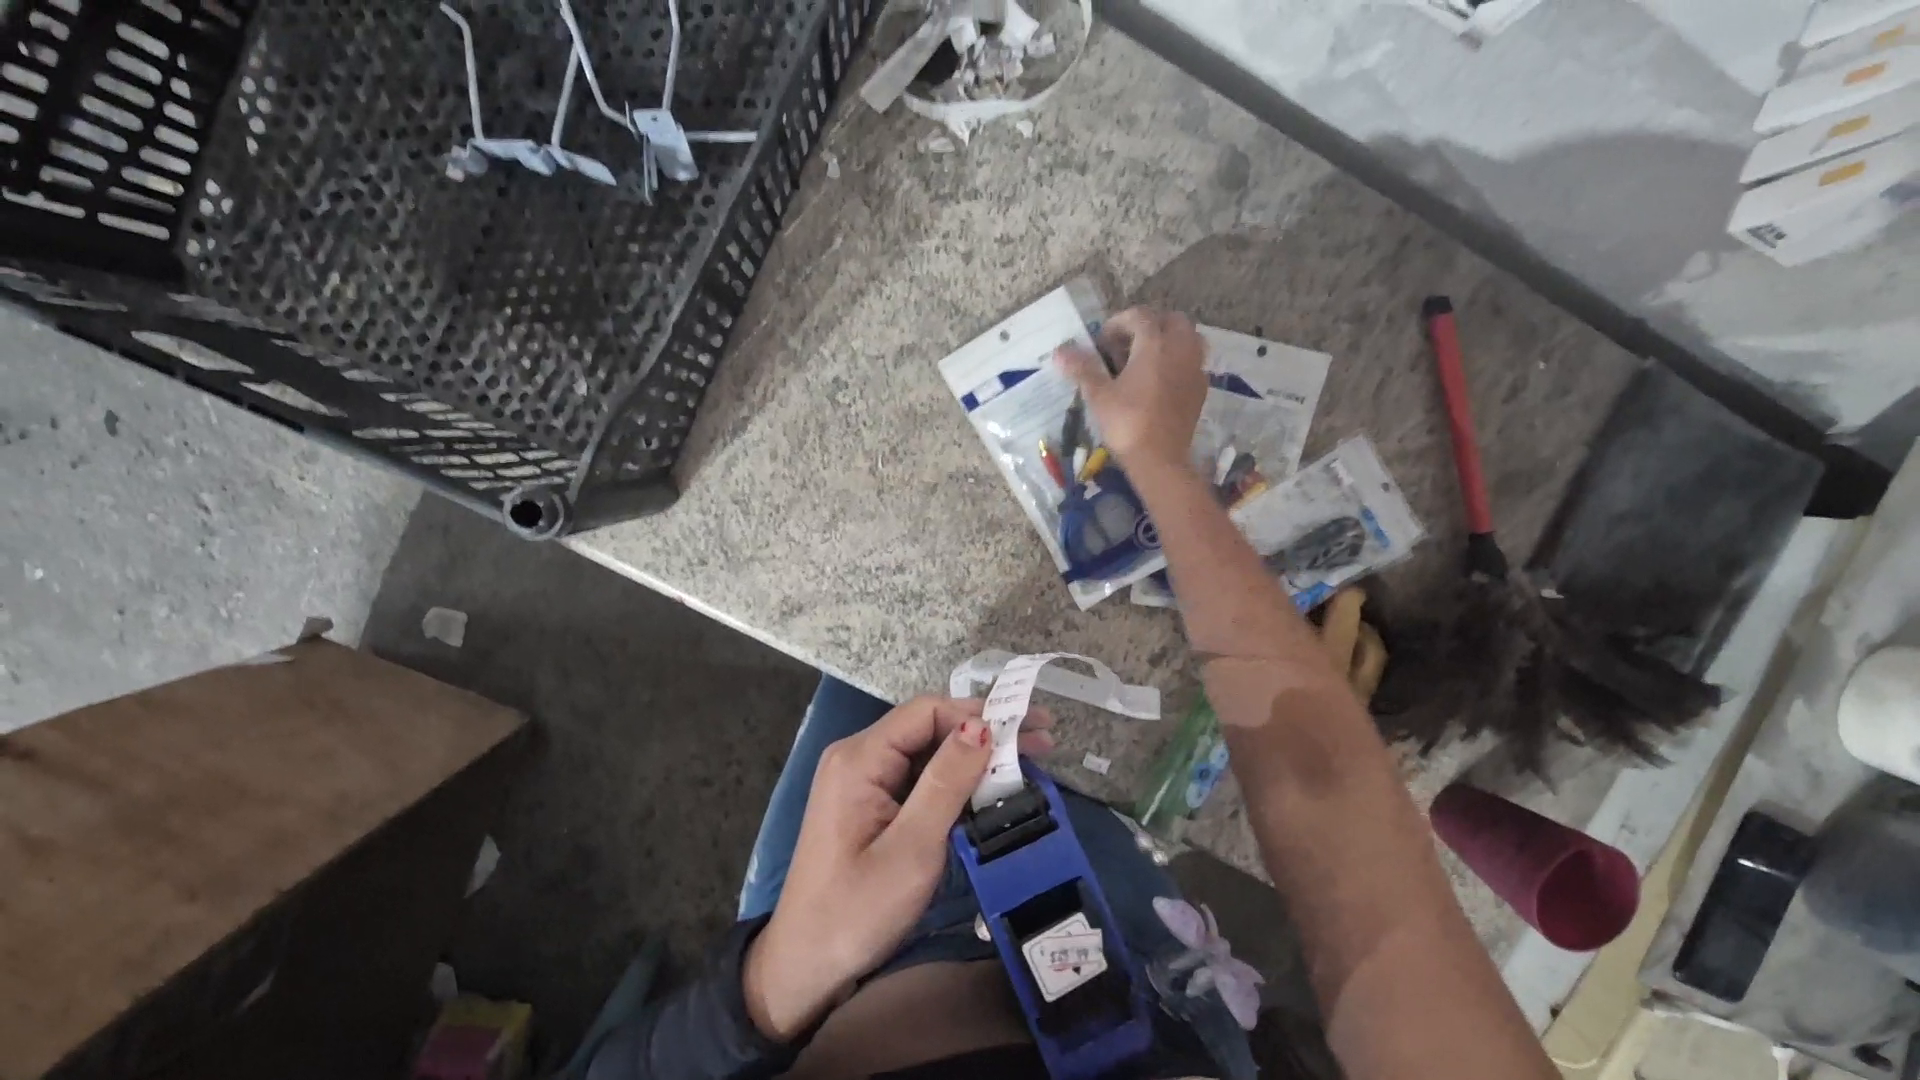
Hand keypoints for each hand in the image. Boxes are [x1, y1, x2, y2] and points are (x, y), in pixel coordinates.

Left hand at [741, 696, 1055, 1040]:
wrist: (806, 967)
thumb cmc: (858, 910)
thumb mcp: (912, 847)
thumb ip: (946, 782)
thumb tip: (982, 726)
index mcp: (860, 758)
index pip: (927, 712)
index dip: (980, 714)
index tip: (1030, 728)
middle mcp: (858, 759)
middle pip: (928, 728)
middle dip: (985, 733)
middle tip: (1043, 743)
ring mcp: (862, 783)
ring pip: (927, 754)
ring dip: (975, 759)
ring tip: (1028, 765)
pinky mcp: (870, 807)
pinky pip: (918, 780)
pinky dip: (956, 783)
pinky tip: (991, 791)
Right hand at [1054, 307, 1207, 471]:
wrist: (1160, 460)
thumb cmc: (1127, 423)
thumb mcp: (1099, 395)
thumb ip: (1082, 368)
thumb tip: (1059, 352)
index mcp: (1155, 344)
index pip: (1140, 316)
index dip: (1118, 323)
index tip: (1102, 342)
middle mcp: (1180, 350)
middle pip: (1171, 321)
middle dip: (1150, 325)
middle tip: (1127, 344)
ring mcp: (1195, 369)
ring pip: (1189, 338)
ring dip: (1168, 340)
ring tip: (1146, 358)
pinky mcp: (1201, 389)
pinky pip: (1193, 362)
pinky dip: (1178, 360)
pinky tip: (1160, 379)